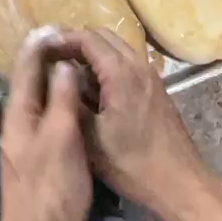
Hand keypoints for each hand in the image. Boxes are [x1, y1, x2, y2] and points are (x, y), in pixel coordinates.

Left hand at [0, 30, 92, 220]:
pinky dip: (70, 106)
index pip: (26, 66)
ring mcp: (33, 143)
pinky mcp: (47, 160)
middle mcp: (22, 123)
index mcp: (19, 114)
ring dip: (61, 81)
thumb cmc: (51, 192)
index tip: (62, 25)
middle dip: (51, 58)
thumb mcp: (61, 139)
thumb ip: (62, 99)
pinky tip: (88, 106)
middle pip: (34, 81)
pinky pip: (57, 121)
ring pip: (46, 101)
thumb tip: (63, 62)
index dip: (41, 43)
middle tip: (79, 40)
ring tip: (87, 64)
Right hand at [64, 28, 214, 220]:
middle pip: (102, 36)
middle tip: (52, 59)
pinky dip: (107, 65)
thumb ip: (71, 101)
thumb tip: (54, 77)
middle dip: (76, 43)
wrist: (180, 184)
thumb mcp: (90, 138)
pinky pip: (127, 62)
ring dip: (93, 53)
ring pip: (116, 48)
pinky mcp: (155, 88)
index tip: (41, 48)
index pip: (86, 38)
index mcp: (120, 72)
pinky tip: (94, 89)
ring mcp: (150, 75)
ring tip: (69, 73)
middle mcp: (138, 65)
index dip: (61, 39)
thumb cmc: (132, 164)